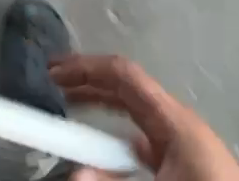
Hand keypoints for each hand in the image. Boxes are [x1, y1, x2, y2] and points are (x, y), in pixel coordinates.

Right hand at [50, 55, 238, 180]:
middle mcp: (178, 122)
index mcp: (174, 119)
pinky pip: (144, 137)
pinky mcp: (186, 164)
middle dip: (88, 81)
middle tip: (51, 83)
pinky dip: (117, 134)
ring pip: (134, 111)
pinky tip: (103, 151)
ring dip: (101, 105)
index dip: (87, 68)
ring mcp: (183, 143)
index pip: (124, 75)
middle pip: (126, 88)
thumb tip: (73, 173)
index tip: (54, 71)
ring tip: (69, 108)